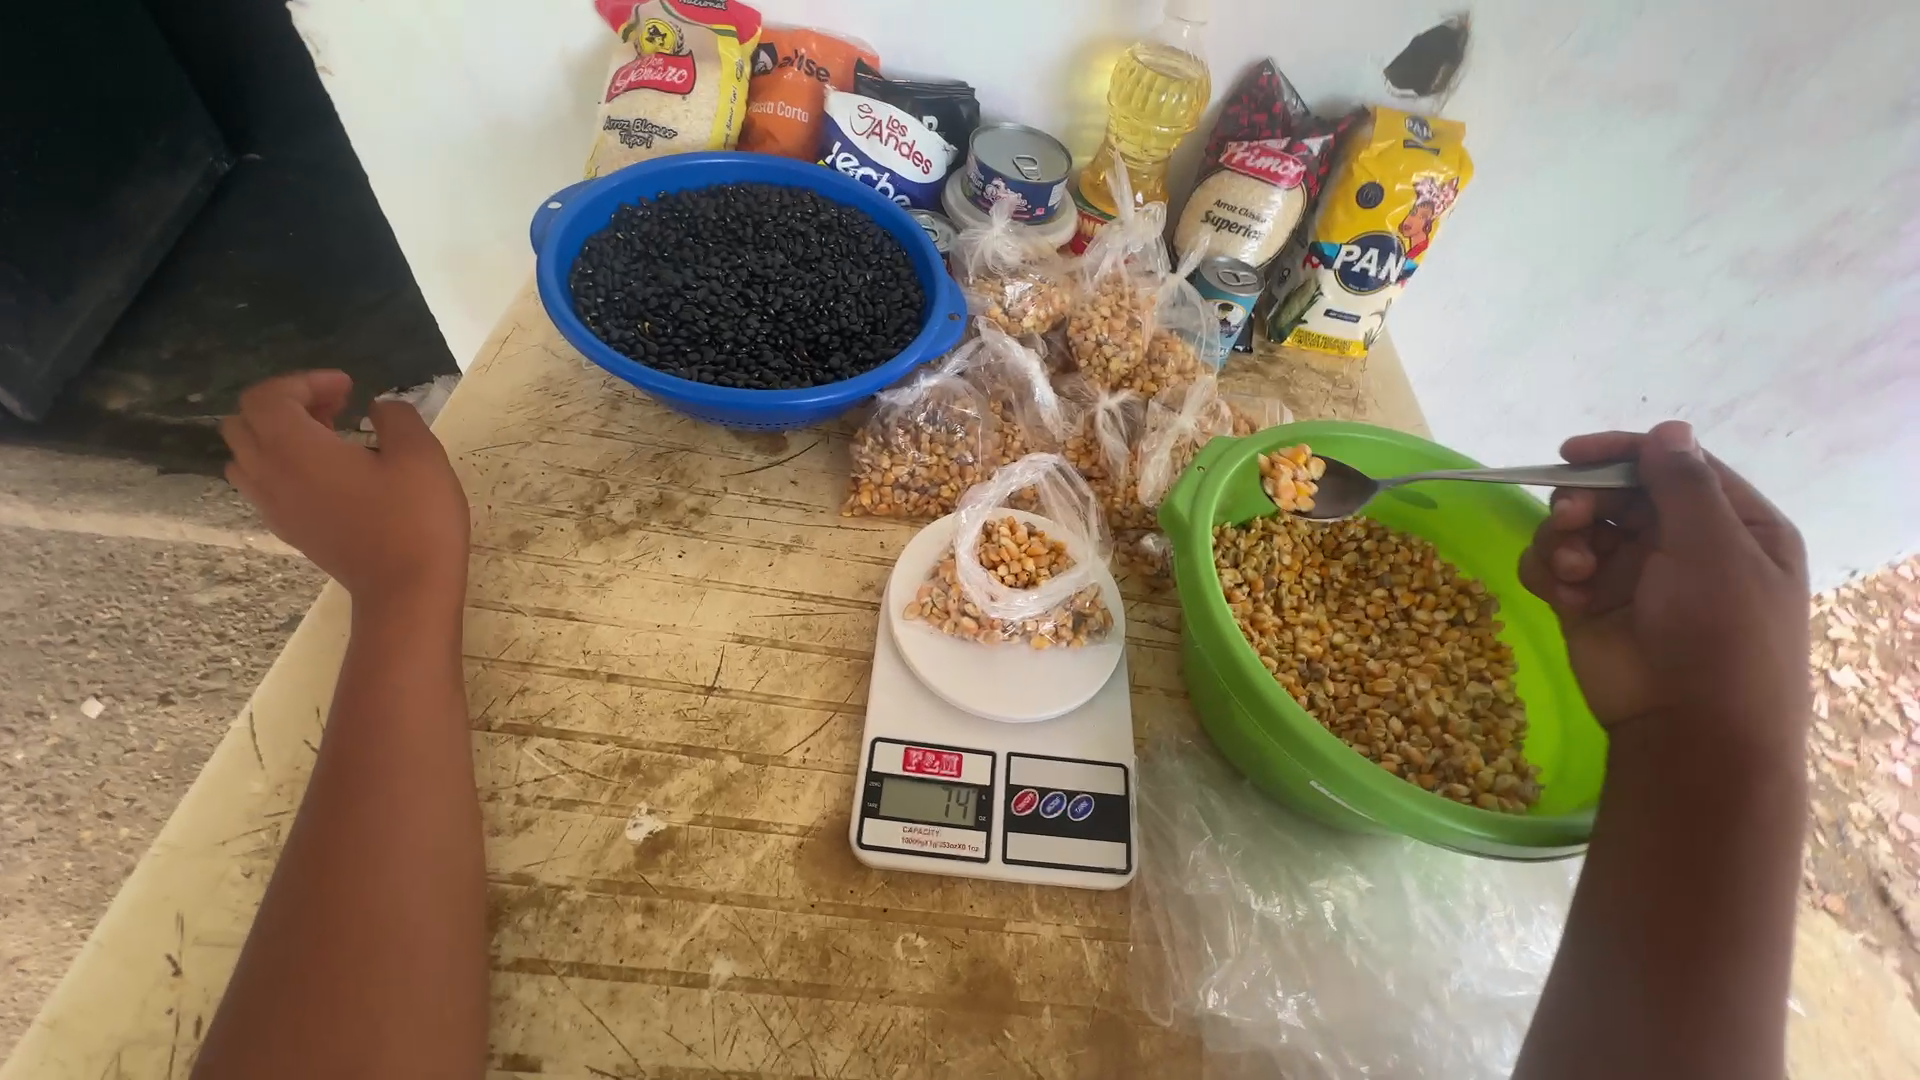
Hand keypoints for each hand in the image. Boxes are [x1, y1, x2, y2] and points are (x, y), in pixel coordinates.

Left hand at [222, 371, 469, 607]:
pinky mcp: (290, 528)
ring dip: (280, 435)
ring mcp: (274, 505)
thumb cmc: (416, 518)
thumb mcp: (422, 456)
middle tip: (338, 406)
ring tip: (330, 438)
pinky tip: (331, 475)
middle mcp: (270, 473)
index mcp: (296, 448)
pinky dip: (286, 465)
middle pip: (245, 422)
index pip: (269, 397)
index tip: (350, 386)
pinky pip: (265, 484)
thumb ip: (398, 418)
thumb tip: (380, 407)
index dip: (305, 382)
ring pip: (248, 454)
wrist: (406, 587)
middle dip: (287, 404)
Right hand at [1518, 421, 1808, 755]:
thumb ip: (1682, 486)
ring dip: (1561, 542)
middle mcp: (1674, 542)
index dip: (1619, 453)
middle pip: (1609, 494)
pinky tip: (1562, 596)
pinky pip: (1546, 566)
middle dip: (1580, 504)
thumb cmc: (1718, 630)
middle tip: (1572, 523)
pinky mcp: (1582, 599)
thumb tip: (1668, 429)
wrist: (1685, 719)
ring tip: (1572, 574)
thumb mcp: (1713, 549)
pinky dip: (1546, 573)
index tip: (1570, 453)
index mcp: (1726, 524)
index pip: (1668, 466)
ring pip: (1570, 529)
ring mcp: (1624, 572)